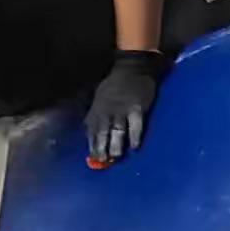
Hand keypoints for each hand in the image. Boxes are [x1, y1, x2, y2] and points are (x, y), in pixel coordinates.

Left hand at [86, 50, 167, 164]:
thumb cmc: (116, 85)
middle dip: (102, 149)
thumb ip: (97, 115)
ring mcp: (122, 110)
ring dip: (117, 146)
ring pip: (117, 132)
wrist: (133, 69)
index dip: (92, 145)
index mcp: (97, 109)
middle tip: (103, 161)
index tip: (93, 158)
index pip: (92, 131)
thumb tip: (92, 133)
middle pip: (103, 133)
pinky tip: (135, 147)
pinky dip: (135, 138)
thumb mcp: (100, 97)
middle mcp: (107, 111)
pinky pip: (135, 127)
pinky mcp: (137, 109)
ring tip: (117, 157)